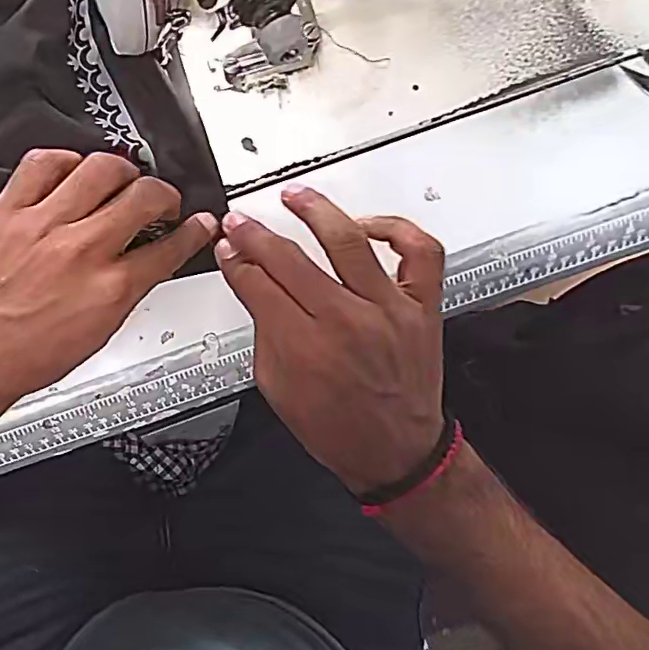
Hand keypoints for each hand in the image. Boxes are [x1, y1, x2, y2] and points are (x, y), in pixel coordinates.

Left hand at [0, 150, 217, 450]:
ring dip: (123, 172)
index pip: (170, 246)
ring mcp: (43, 227)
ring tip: (122, 182)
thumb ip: (131, 288)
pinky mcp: (9, 214)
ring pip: (101, 169)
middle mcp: (81, 252)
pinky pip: (42, 163)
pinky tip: (72, 173)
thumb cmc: (31, 355)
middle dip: (165, 196)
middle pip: (144, 196)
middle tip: (161, 202)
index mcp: (110, 289)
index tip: (197, 222)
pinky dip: (65, 161)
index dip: (193, 231)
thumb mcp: (101, 331)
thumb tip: (151, 260)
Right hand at [213, 185, 447, 493]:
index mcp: (302, 347)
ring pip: (347, 241)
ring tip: (296, 197)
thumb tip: (253, 286)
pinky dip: (394, 228)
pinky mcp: (421, 307)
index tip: (227, 248)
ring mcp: (387, 311)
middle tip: (241, 223)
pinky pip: (419, 251)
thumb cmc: (338, 427)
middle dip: (254, 235)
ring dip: (314, 212)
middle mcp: (345, 323)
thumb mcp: (276, 386)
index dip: (235, 260)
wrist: (395, 451)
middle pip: (288, 259)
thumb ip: (264, 332)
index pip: (256, 283)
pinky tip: (366, 223)